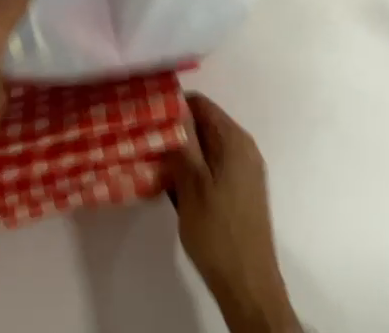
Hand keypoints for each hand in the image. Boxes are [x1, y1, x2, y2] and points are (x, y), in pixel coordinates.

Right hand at [165, 94, 299, 332]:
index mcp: (234, 141)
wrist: (247, 285)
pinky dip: (191, 170)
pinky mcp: (240, 190)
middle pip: (202, 124)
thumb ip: (183, 141)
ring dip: (180, 153)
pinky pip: (211, 166)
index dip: (170, 106)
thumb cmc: (216, 231)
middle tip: (142, 142)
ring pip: (204, 147)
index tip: (144, 116)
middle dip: (173, 131)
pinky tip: (170, 186)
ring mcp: (243, 171)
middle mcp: (243, 149)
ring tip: (150, 163)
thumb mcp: (191, 182)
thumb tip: (173, 106)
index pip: (199, 103)